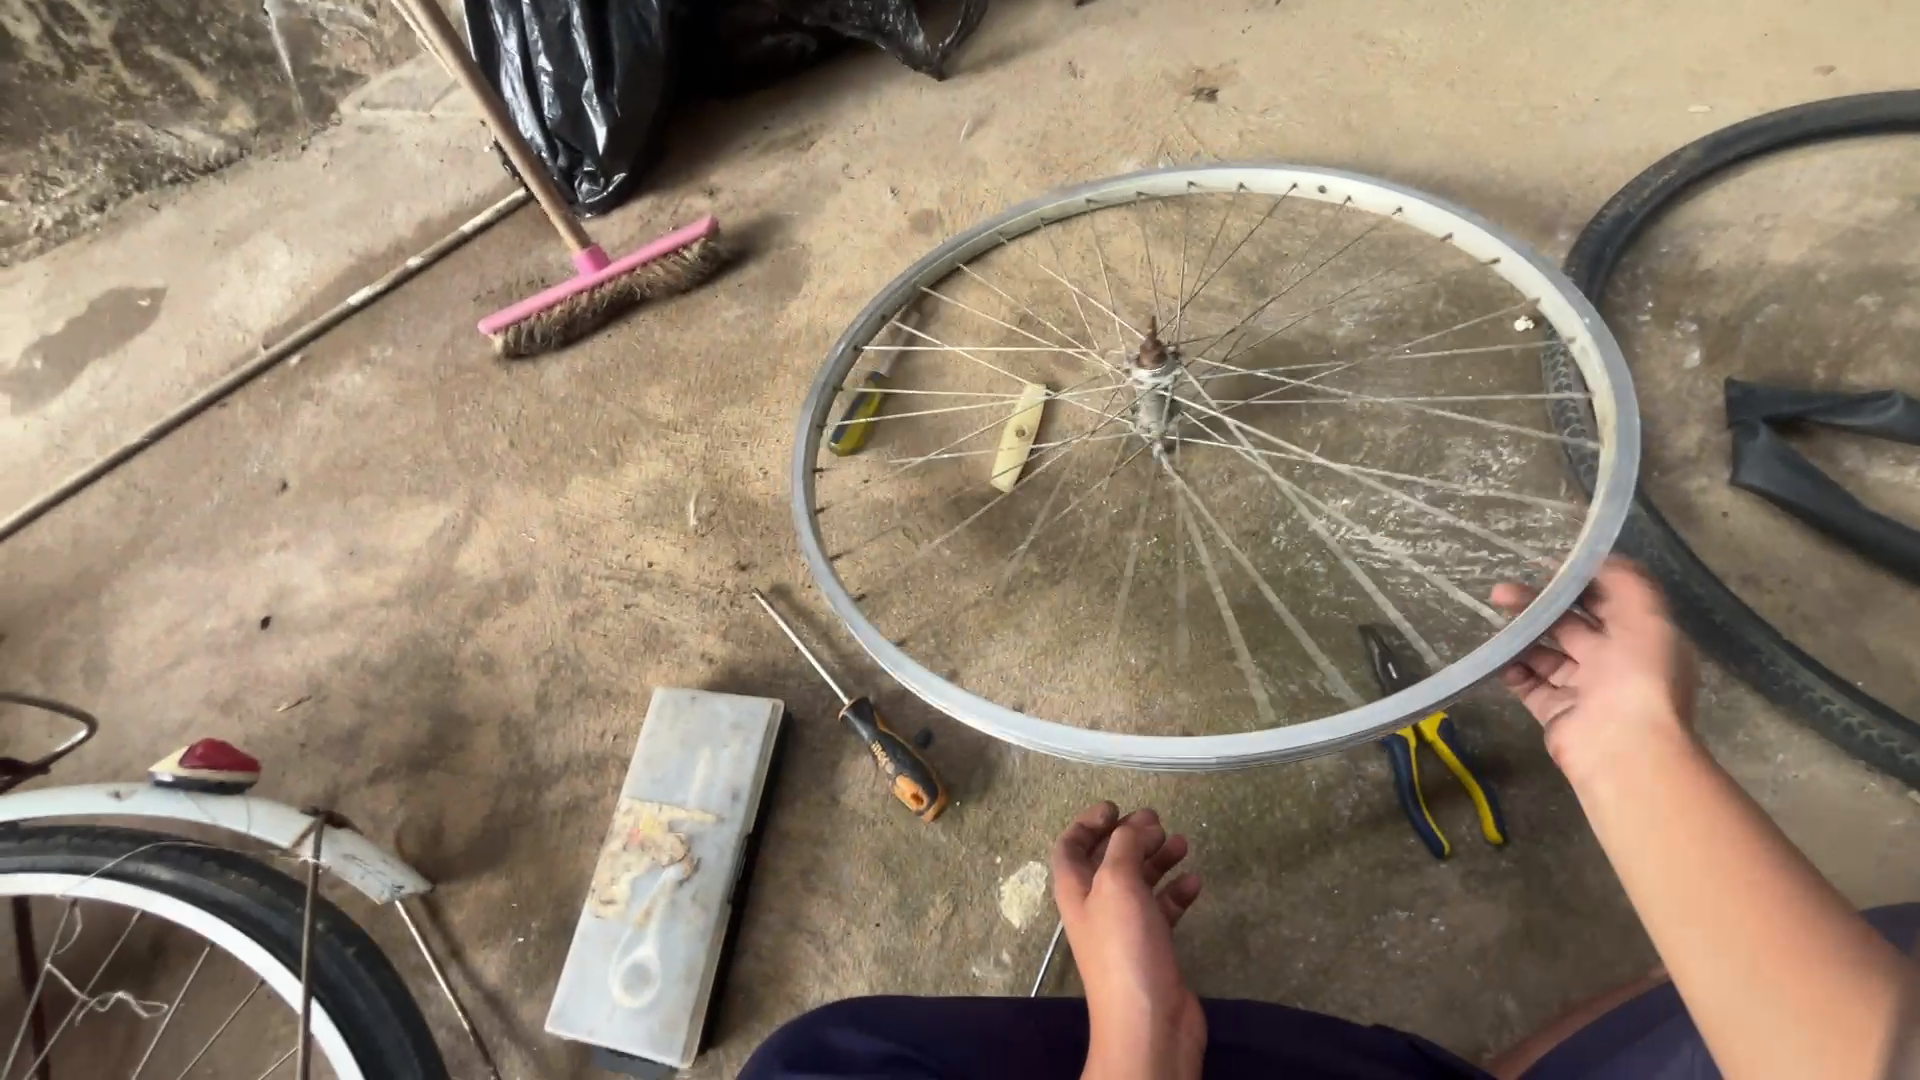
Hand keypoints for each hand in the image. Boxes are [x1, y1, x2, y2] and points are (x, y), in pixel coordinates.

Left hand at [1051, 802, 1203, 1079]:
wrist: (1149, 1024)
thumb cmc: (1124, 946)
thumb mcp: (1117, 882)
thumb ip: (1123, 846)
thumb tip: (1135, 825)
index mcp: (1075, 889)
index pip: (1070, 846)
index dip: (1087, 823)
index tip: (1115, 806)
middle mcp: (1096, 905)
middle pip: (1108, 859)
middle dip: (1130, 837)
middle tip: (1157, 820)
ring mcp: (1125, 928)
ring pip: (1139, 882)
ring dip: (1158, 859)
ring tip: (1182, 842)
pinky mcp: (1153, 947)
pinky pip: (1163, 910)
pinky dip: (1176, 892)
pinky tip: (1195, 882)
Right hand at [1490, 557, 1698, 779]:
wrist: (1620, 744)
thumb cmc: (1638, 676)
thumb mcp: (1647, 619)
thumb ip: (1627, 583)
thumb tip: (1599, 557)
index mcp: (1641, 640)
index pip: (1607, 602)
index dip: (1578, 582)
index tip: (1542, 567)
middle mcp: (1614, 662)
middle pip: (1569, 625)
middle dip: (1538, 605)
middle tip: (1500, 591)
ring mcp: (1582, 687)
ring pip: (1544, 652)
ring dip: (1520, 634)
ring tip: (1493, 620)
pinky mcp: (1553, 709)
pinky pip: (1527, 683)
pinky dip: (1510, 668)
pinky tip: (1496, 656)